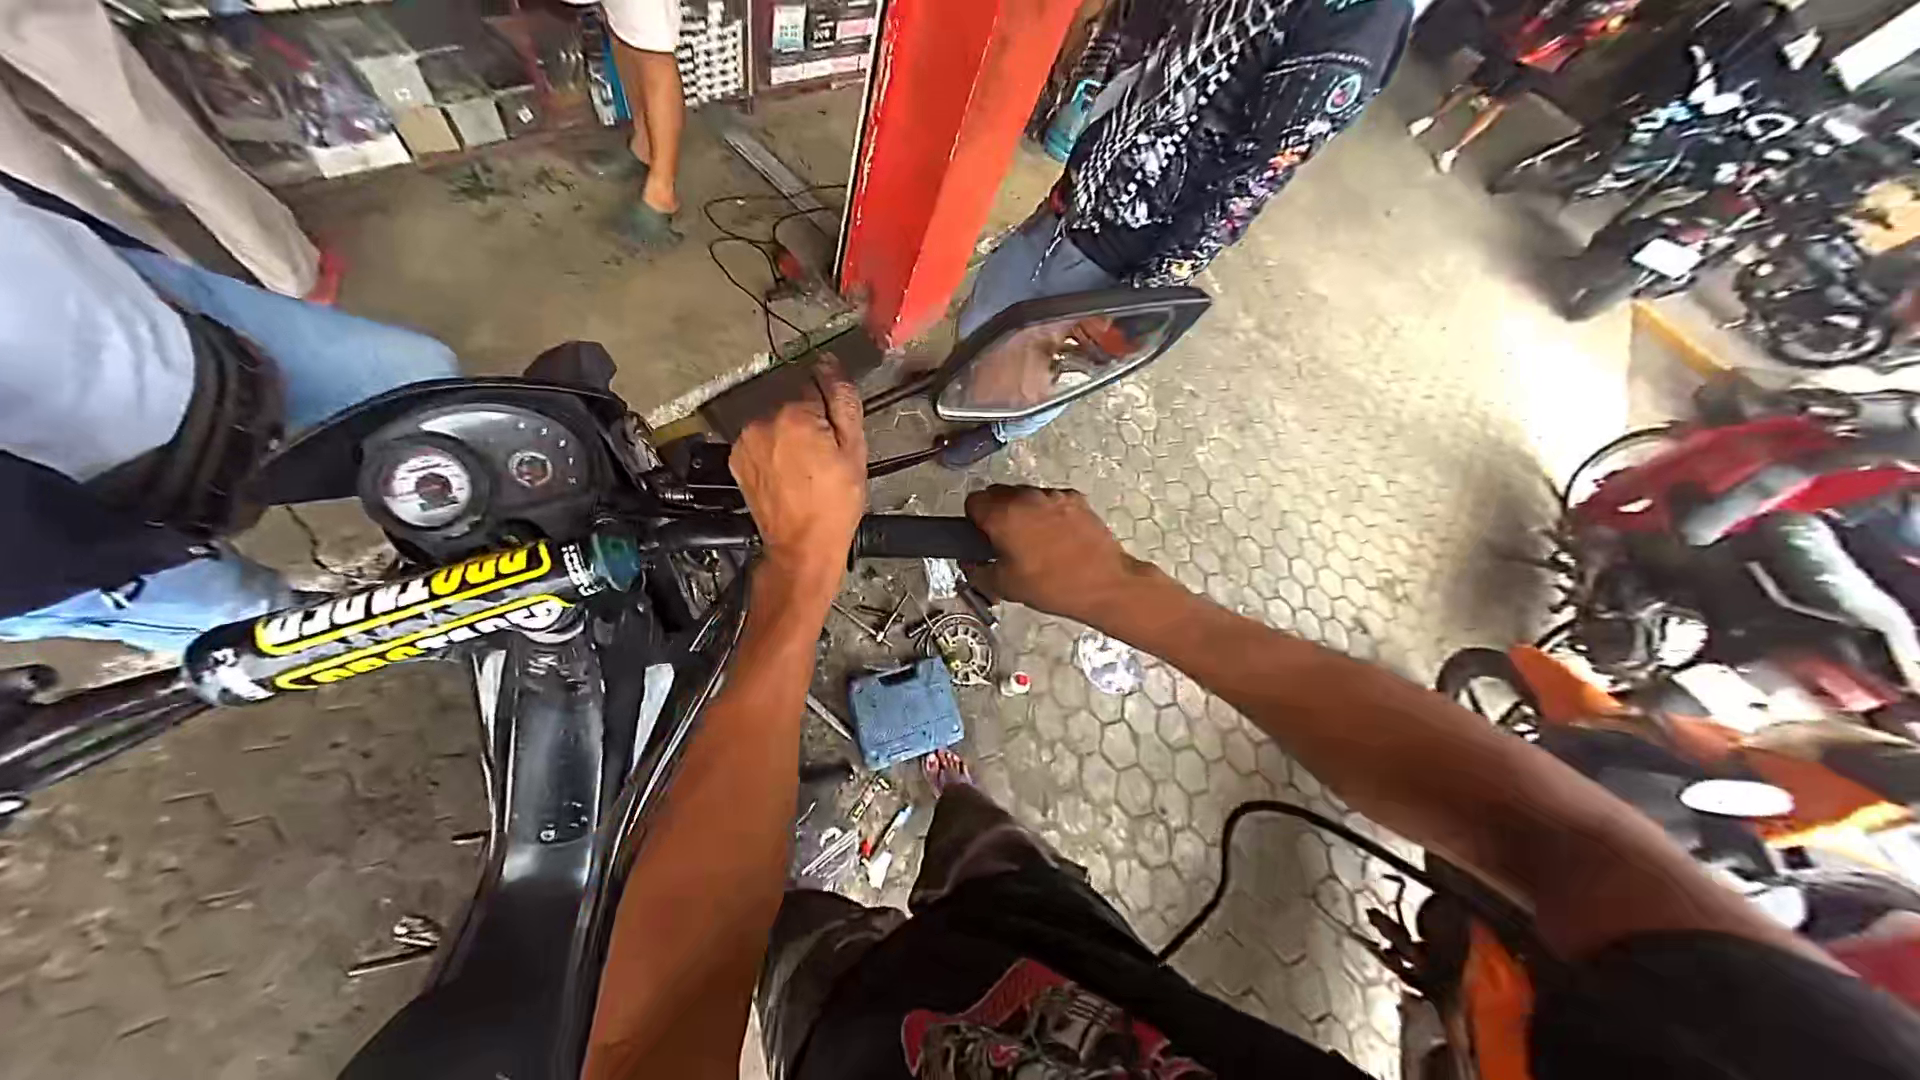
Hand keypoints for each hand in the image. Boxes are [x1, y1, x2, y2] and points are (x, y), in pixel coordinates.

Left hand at [729, 361, 866, 591]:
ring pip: (775, 422)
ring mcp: (746, 441)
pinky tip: (789, 475)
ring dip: (789, 436)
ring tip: (806, 470)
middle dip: (809, 423)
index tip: (835, 436)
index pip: (815, 385)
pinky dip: (773, 450)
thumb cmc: (833, 505)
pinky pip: (761, 440)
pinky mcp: (738, 458)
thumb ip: (842, 401)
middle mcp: (763, 422)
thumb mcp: (854, 450)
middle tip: (824, 458)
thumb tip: (831, 367)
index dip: (830, 411)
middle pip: (792, 404)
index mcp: (794, 415)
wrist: (803, 545)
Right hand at [964, 485, 1154, 624]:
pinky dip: (1048, 513)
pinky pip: (1050, 500)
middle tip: (1003, 541)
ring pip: (1025, 496)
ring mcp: (1053, 496)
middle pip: (998, 493)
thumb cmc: (1053, 585)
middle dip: (996, 513)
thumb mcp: (1004, 586)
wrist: (1103, 583)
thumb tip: (972, 564)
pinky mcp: (1075, 499)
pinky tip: (1056, 538)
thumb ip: (978, 571)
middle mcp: (1026, 498)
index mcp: (1002, 515)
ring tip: (1032, 542)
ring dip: (1022, 512)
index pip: (973, 501)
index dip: (973, 520)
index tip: (980, 534)